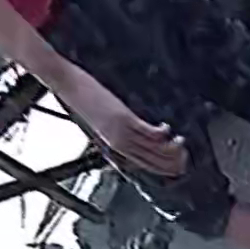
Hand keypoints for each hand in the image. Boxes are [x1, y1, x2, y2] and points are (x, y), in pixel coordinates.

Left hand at [57, 66, 187, 176]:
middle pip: (157, 160)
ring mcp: (123, 132)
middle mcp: (122, 143)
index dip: (168, 167)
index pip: (150, 166)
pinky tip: (167, 127)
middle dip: (176, 159)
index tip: (180, 163)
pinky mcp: (125, 119)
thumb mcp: (101, 122)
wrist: (63, 81)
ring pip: (158, 149)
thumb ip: (119, 132)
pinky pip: (152, 133)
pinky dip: (164, 132)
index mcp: (118, 147)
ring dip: (174, 147)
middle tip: (185, 153)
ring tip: (181, 141)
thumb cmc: (79, 98)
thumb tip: (136, 137)